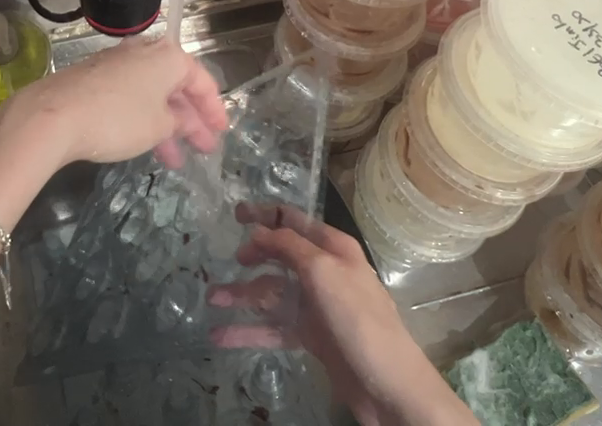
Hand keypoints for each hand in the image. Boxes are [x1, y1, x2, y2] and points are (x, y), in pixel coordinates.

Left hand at [18, 36, 227, 168]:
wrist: (54, 115)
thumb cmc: (118, 118)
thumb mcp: (159, 127)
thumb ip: (178, 122)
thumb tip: (181, 121)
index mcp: (167, 56)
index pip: (201, 80)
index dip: (214, 109)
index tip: (221, 132)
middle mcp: (143, 52)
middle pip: (176, 86)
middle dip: (190, 120)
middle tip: (203, 149)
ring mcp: (117, 63)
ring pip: (152, 94)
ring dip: (167, 125)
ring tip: (175, 161)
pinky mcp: (95, 77)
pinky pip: (131, 96)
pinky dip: (144, 119)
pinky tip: (146, 144)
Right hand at [210, 205, 477, 425]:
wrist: (389, 386)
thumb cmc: (358, 318)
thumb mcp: (322, 271)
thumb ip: (288, 246)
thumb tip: (259, 231)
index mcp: (332, 247)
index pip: (293, 220)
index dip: (265, 214)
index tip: (235, 214)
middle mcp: (325, 271)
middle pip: (280, 255)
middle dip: (252, 257)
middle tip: (228, 260)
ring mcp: (318, 305)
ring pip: (272, 293)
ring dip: (243, 295)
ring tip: (212, 299)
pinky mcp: (312, 336)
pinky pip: (275, 326)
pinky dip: (249, 330)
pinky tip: (222, 335)